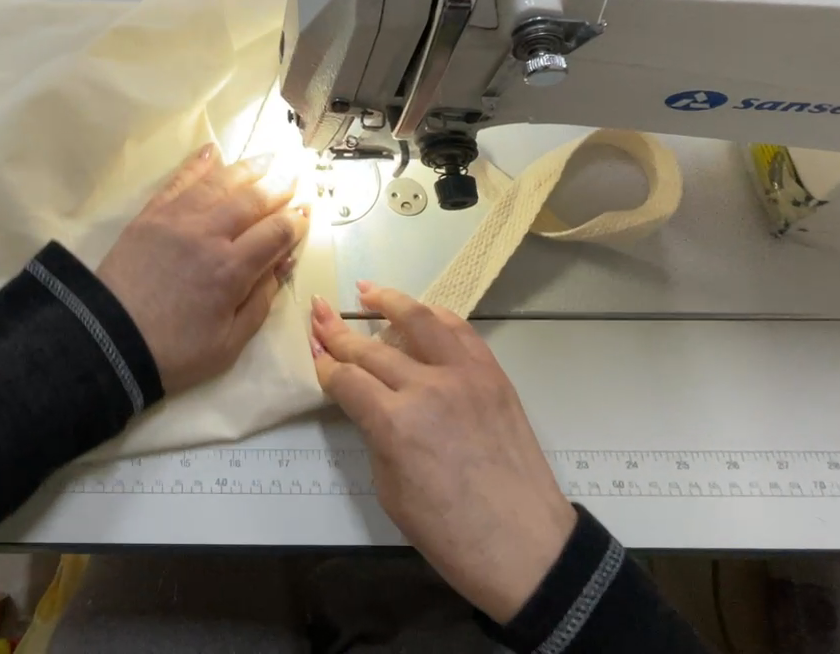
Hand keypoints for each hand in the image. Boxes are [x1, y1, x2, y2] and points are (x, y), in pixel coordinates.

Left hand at [96, 146, 309, 392]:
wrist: (108, 340)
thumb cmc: (173, 351)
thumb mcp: (229, 344)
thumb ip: (260, 301)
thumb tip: (282, 265)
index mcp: (232, 270)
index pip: (275, 233)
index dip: (296, 221)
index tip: (308, 211)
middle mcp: (208, 235)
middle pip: (252, 200)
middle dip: (278, 186)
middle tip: (295, 174)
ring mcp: (177, 220)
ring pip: (219, 183)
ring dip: (247, 168)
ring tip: (268, 158)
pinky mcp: (150, 215)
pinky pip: (179, 182)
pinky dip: (197, 164)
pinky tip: (213, 152)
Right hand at [311, 285, 576, 623]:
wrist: (526, 548)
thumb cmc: (449, 532)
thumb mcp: (389, 488)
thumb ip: (374, 433)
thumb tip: (366, 400)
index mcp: (394, 423)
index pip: (345, 378)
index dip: (323, 365)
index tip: (313, 353)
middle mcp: (427, 388)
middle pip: (371, 347)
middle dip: (337, 330)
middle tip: (318, 312)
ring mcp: (464, 375)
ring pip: (418, 319)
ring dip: (388, 300)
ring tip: (366, 291)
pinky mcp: (493, 375)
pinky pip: (459, 331)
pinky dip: (434, 316)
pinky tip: (420, 312)